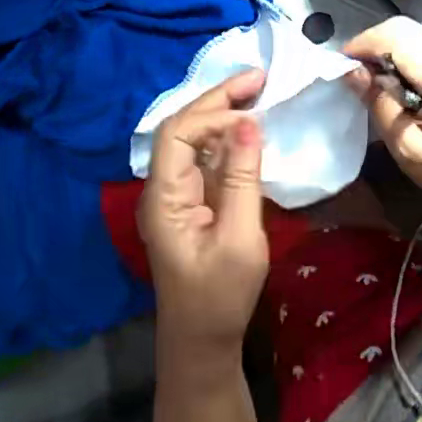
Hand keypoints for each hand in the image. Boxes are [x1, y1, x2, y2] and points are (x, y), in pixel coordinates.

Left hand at [140, 69, 270, 358]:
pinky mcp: (194, 203)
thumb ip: (244, 179)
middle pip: (182, 128)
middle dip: (217, 99)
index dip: (212, 115)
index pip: (177, 134)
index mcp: (163, 197)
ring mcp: (178, 195)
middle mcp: (164, 188)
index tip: (253, 117)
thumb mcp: (240, 240)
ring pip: (194, 139)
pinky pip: (206, 159)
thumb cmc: (219, 298)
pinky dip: (229, 138)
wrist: (201, 344)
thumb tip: (250, 124)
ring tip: (258, 91)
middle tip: (258, 77)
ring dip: (223, 112)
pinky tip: (250, 127)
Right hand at [343, 17, 421, 229]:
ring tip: (371, 80)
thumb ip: (381, 106)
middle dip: (372, 45)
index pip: (397, 39)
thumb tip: (352, 73)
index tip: (340, 65)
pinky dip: (404, 57)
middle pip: (406, 29)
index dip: (363, 44)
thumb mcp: (412, 152)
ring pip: (416, 35)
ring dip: (387, 50)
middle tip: (353, 74)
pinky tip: (396, 84)